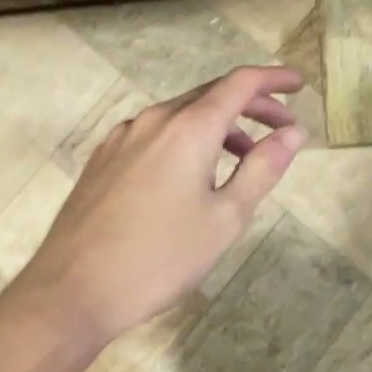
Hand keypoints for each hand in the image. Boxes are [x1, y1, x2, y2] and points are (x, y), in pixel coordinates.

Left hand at [0, 66, 308, 347]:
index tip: (300, 85)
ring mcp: (123, 137)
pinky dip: (187, 138)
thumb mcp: (225, 219)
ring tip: (243, 158)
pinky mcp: (103, 158)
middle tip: (282, 127)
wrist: (71, 292)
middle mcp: (154, 119)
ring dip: (220, 125)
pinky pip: (156, 133)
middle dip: (252, 105)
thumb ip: (263, 169)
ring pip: (182, 114)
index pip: (240, 83)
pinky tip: (191, 174)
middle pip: (212, 94)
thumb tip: (294, 133)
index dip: (274, 79)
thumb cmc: (159, 258)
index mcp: (188, 128)